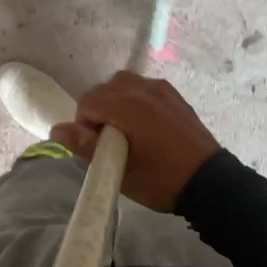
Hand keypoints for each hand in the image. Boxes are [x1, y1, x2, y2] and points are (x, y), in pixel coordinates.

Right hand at [50, 72, 219, 212]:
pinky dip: (134, 100)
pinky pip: (143, 88)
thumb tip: (56, 129)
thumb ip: (86, 146)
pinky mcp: (173, 96)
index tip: (99, 147)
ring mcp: (161, 90)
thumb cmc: (161, 180)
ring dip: (116, 102)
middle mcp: (143, 90)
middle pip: (103, 89)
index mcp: (128, 106)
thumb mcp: (120, 170)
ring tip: (126, 131)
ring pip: (123, 84)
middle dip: (98, 111)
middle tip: (110, 142)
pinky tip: (145, 125)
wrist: (210, 182)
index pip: (88, 101)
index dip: (85, 124)